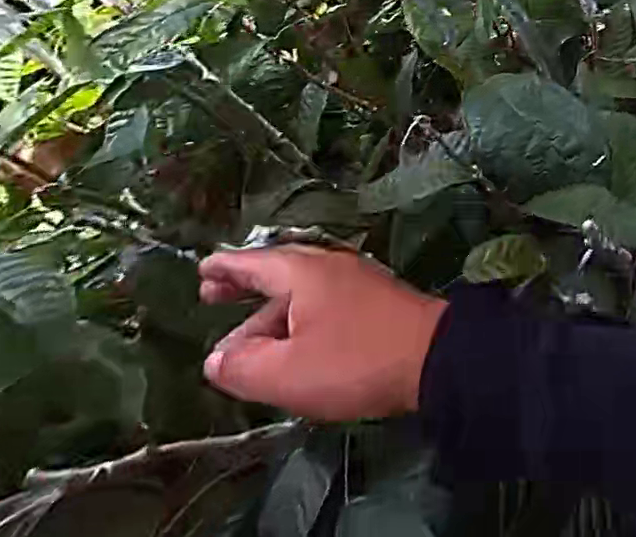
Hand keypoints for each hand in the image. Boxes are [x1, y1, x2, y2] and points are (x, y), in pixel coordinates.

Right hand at [198, 245, 448, 420]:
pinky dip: (297, 316)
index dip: (227, 267)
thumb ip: (244, 366)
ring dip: (270, 309)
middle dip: (245, 284)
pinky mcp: (374, 301)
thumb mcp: (287, 373)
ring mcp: (357, 281)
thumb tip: (217, 358)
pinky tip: (290, 343)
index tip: (203, 268)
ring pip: (302, 291)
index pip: (257, 262)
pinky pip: (323, 302)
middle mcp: (332, 267)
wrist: (432, 356)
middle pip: (280, 270)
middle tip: (212, 296)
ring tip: (241, 341)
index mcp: (307, 273)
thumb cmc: (354, 361)